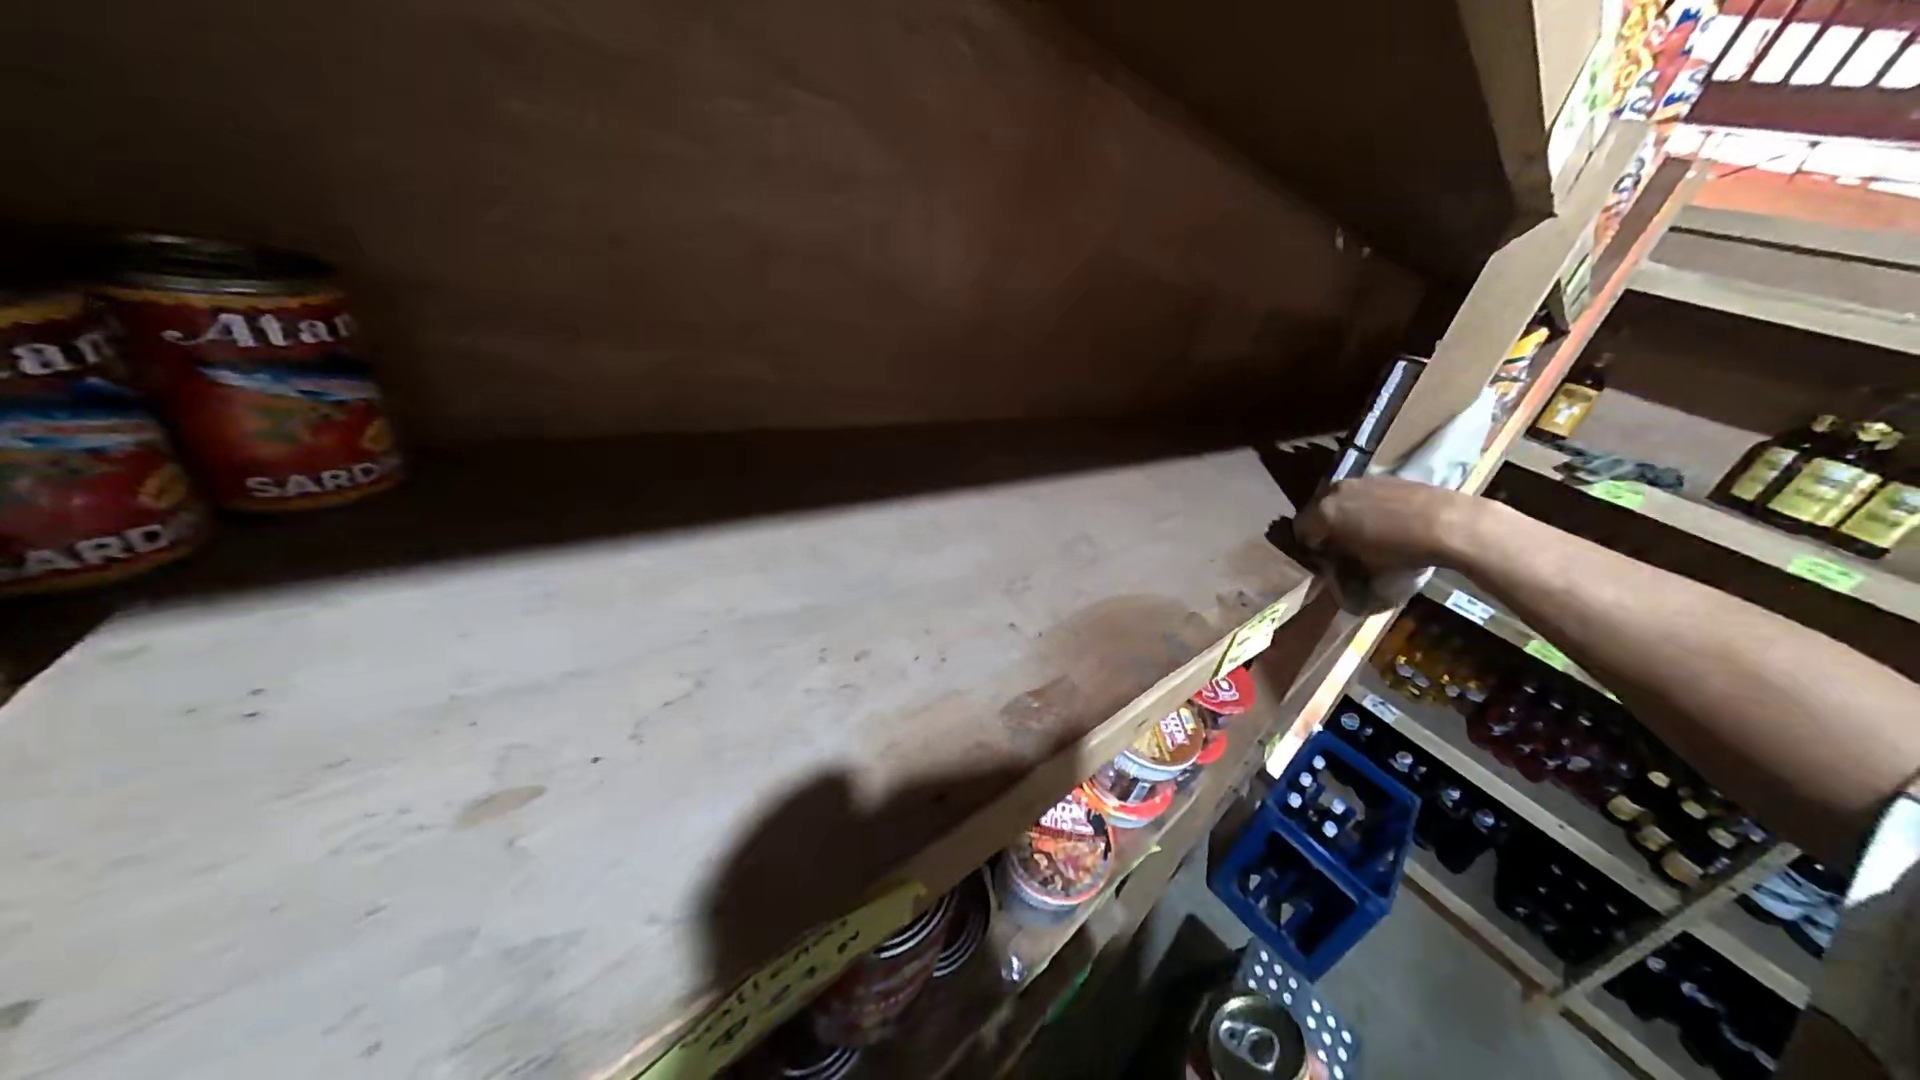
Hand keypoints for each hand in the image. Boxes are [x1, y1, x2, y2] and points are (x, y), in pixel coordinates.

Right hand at [1293, 476, 1485, 574]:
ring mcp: (1359, 481)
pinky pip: (1361, 493)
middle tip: (1340, 544)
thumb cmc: (1400, 550)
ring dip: (1344, 513)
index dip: (1309, 546)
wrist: (1449, 523)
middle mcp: (1334, 491)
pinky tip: (1383, 519)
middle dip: (1324, 526)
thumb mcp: (1363, 566)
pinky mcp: (1382, 477)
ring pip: (1339, 498)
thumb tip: (1333, 562)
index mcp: (1323, 513)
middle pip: (1317, 510)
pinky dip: (1364, 505)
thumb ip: (1339, 561)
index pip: (1300, 530)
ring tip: (1363, 530)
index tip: (1322, 557)